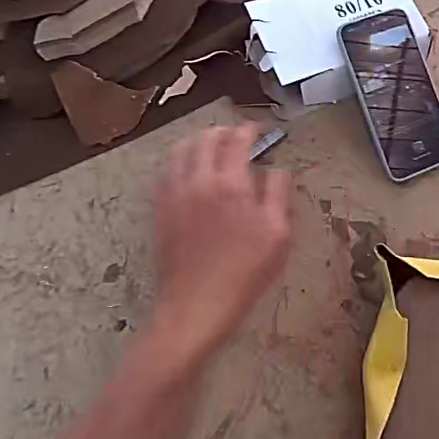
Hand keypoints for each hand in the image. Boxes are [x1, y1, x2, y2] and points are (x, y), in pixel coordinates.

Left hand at [147, 125, 291, 362]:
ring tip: (213, 147)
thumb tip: (276, 170)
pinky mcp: (160, 213)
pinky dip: (179, 162)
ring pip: (179, 152)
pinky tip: (189, 172)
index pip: (238, 141)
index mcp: (231, 184)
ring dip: (198, 142)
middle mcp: (198, 182)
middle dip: (224, 131)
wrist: (195, 308)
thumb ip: (278, 193)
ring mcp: (174, 197)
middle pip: (205, 139)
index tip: (259, 130)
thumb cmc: (245, 271)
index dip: (250, 130)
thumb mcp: (279, 233)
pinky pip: (165, 174)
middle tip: (238, 136)